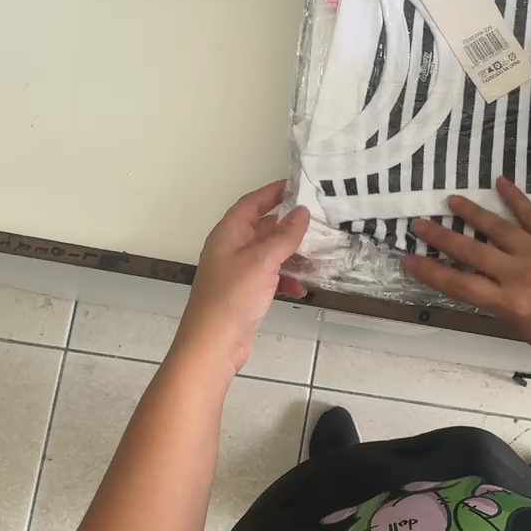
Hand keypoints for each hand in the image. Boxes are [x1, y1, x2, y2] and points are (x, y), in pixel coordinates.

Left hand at [172, 180, 309, 374]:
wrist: (213, 344)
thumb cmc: (232, 298)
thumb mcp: (262, 261)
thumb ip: (284, 236)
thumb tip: (302, 212)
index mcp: (228, 234)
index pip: (252, 203)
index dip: (273, 192)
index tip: (298, 186)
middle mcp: (231, 249)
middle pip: (263, 228)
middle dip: (289, 227)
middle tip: (317, 223)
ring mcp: (238, 272)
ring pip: (269, 254)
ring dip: (291, 255)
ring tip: (317, 258)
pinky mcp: (245, 293)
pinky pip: (270, 278)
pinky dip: (286, 280)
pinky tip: (301, 289)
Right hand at [404, 177, 530, 367]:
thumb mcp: (527, 332)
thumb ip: (502, 308)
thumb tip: (481, 287)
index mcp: (509, 305)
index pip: (460, 285)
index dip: (431, 272)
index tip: (409, 259)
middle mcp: (519, 276)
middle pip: (472, 252)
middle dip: (442, 237)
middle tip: (418, 222)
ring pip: (498, 228)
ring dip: (473, 213)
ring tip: (452, 200)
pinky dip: (515, 199)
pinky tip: (500, 183)